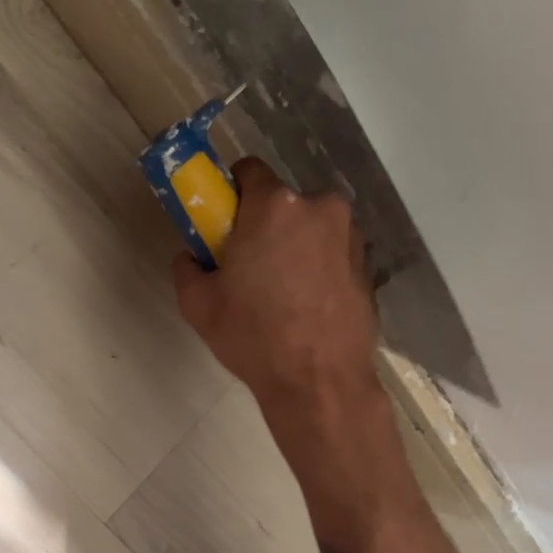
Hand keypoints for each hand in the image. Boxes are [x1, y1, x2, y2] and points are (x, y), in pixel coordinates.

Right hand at [172, 158, 381, 402]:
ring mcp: (348, 234)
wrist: (319, 380)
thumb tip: (193, 256)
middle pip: (280, 203)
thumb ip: (187, 268)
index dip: (231, 193)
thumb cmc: (253, 337)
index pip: (249, 171)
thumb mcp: (198, 305)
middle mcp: (317, 207)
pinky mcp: (366, 263)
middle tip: (245, 268)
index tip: (221, 223)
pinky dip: (313, 267)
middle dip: (262, 226)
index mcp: (273, 206)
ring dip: (290, 247)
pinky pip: (329, 252)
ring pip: (307, 227)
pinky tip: (302, 306)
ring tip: (276, 294)